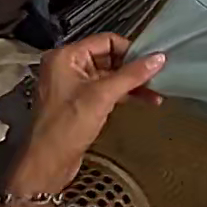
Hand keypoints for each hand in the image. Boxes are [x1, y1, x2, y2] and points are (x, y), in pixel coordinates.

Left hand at [8, 34, 164, 195]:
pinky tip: (145, 100)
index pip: (106, 41)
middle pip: (110, 57)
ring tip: (156, 91)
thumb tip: (159, 58)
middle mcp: (68, 67)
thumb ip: (132, 75)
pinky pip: (108, 90)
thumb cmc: (66, 127)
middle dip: (134, 69)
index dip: (130, 50)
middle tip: (157, 76)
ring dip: (133, 83)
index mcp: (66, 57)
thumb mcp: (102, 96)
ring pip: (111, 75)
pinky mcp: (81, 102)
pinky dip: (125, 94)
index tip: (151, 61)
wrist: (47, 165)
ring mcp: (74, 85)